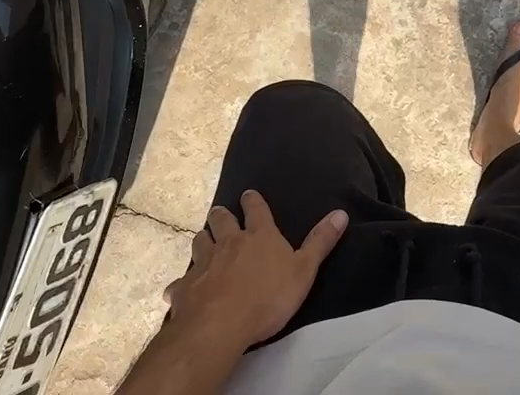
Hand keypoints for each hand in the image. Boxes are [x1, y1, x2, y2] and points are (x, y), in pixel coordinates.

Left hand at [161, 191, 347, 350]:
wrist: (220, 326)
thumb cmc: (268, 297)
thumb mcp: (304, 270)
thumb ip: (320, 242)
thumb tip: (341, 213)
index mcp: (259, 236)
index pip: (256, 209)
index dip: (252, 200)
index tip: (247, 194)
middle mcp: (229, 243)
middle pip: (221, 222)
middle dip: (220, 216)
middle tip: (219, 213)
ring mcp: (204, 264)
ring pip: (199, 243)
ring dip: (202, 240)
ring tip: (203, 240)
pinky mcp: (185, 289)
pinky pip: (180, 283)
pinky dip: (181, 284)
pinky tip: (178, 288)